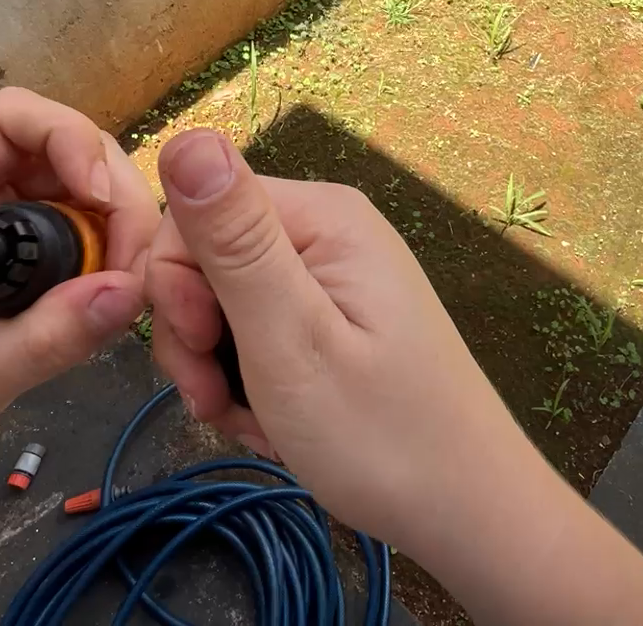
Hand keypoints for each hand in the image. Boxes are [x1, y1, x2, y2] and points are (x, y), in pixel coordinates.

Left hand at [0, 87, 158, 472]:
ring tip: (131, 287)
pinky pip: (98, 225)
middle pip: (71, 146)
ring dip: (126, 225)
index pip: (7, 119)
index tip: (98, 199)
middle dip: (116, 193)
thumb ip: (47, 336)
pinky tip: (120, 295)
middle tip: (135, 265)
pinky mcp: (41, 251)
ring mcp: (17, 222)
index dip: (65, 136)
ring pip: (94, 184)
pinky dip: (122, 250)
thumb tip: (131, 289)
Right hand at [145, 129, 542, 552]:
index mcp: (323, 214)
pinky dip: (252, 376)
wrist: (466, 505)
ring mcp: (337, 271)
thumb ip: (235, 240)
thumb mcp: (292, 338)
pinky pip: (263, 326)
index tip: (201, 354)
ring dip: (223, 365)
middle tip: (222, 401)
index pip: (194, 212)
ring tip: (258, 418)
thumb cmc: (381, 433)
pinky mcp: (338, 310)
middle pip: (210, 257)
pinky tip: (277, 418)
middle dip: (199, 334)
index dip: (176, 286)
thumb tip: (189, 136)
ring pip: (229, 300)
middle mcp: (331, 227)